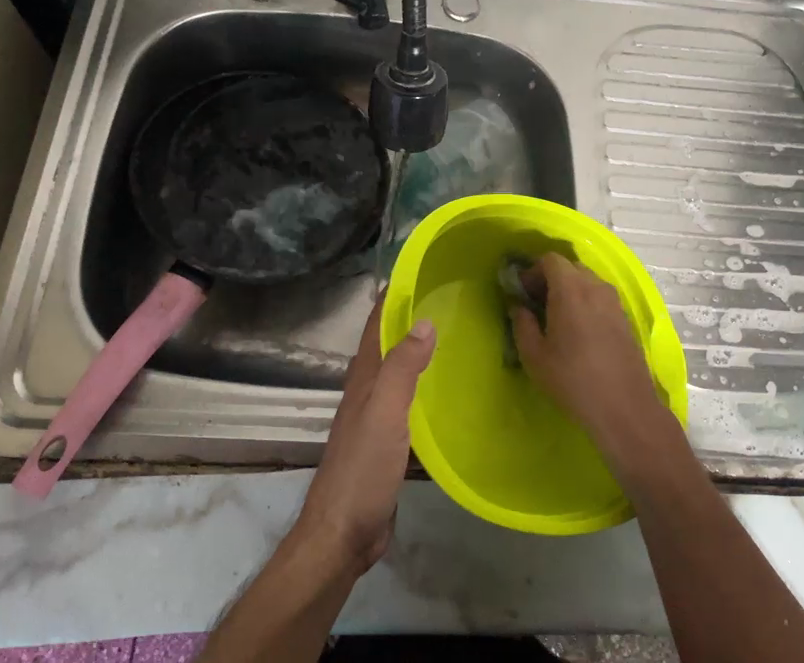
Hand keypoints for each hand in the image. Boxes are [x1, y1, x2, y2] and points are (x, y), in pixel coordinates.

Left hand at [290, 300, 434, 576]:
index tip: (420, 269)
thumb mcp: (384, 412)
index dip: (393, 298)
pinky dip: (428, 393)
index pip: (377, 327)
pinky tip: (452, 396)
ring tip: (459, 339)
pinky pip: (412, 407)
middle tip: (452, 299)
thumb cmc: (362, 469)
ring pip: (401, 377)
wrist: (344, 533)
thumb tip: (424, 319)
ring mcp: (378, 421)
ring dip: (422, 356)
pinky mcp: (390, 447)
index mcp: (363, 380)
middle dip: (413, 321)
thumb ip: (402, 368)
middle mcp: (368, 393)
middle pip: (390, 347)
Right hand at [511, 254, 670, 459]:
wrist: (625, 407)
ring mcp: (614, 302)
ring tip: (556, 318)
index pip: (550, 259)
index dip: (532, 271)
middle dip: (550, 279)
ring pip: (587, 282)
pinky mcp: (625, 319)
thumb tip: (518, 307)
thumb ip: (522, 324)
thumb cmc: (573, 380)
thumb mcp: (534, 356)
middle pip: (570, 268)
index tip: (521, 292)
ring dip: (569, 291)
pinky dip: (586, 303)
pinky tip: (578, 331)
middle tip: (535, 304)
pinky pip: (600, 298)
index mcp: (570, 290)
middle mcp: (595, 287)